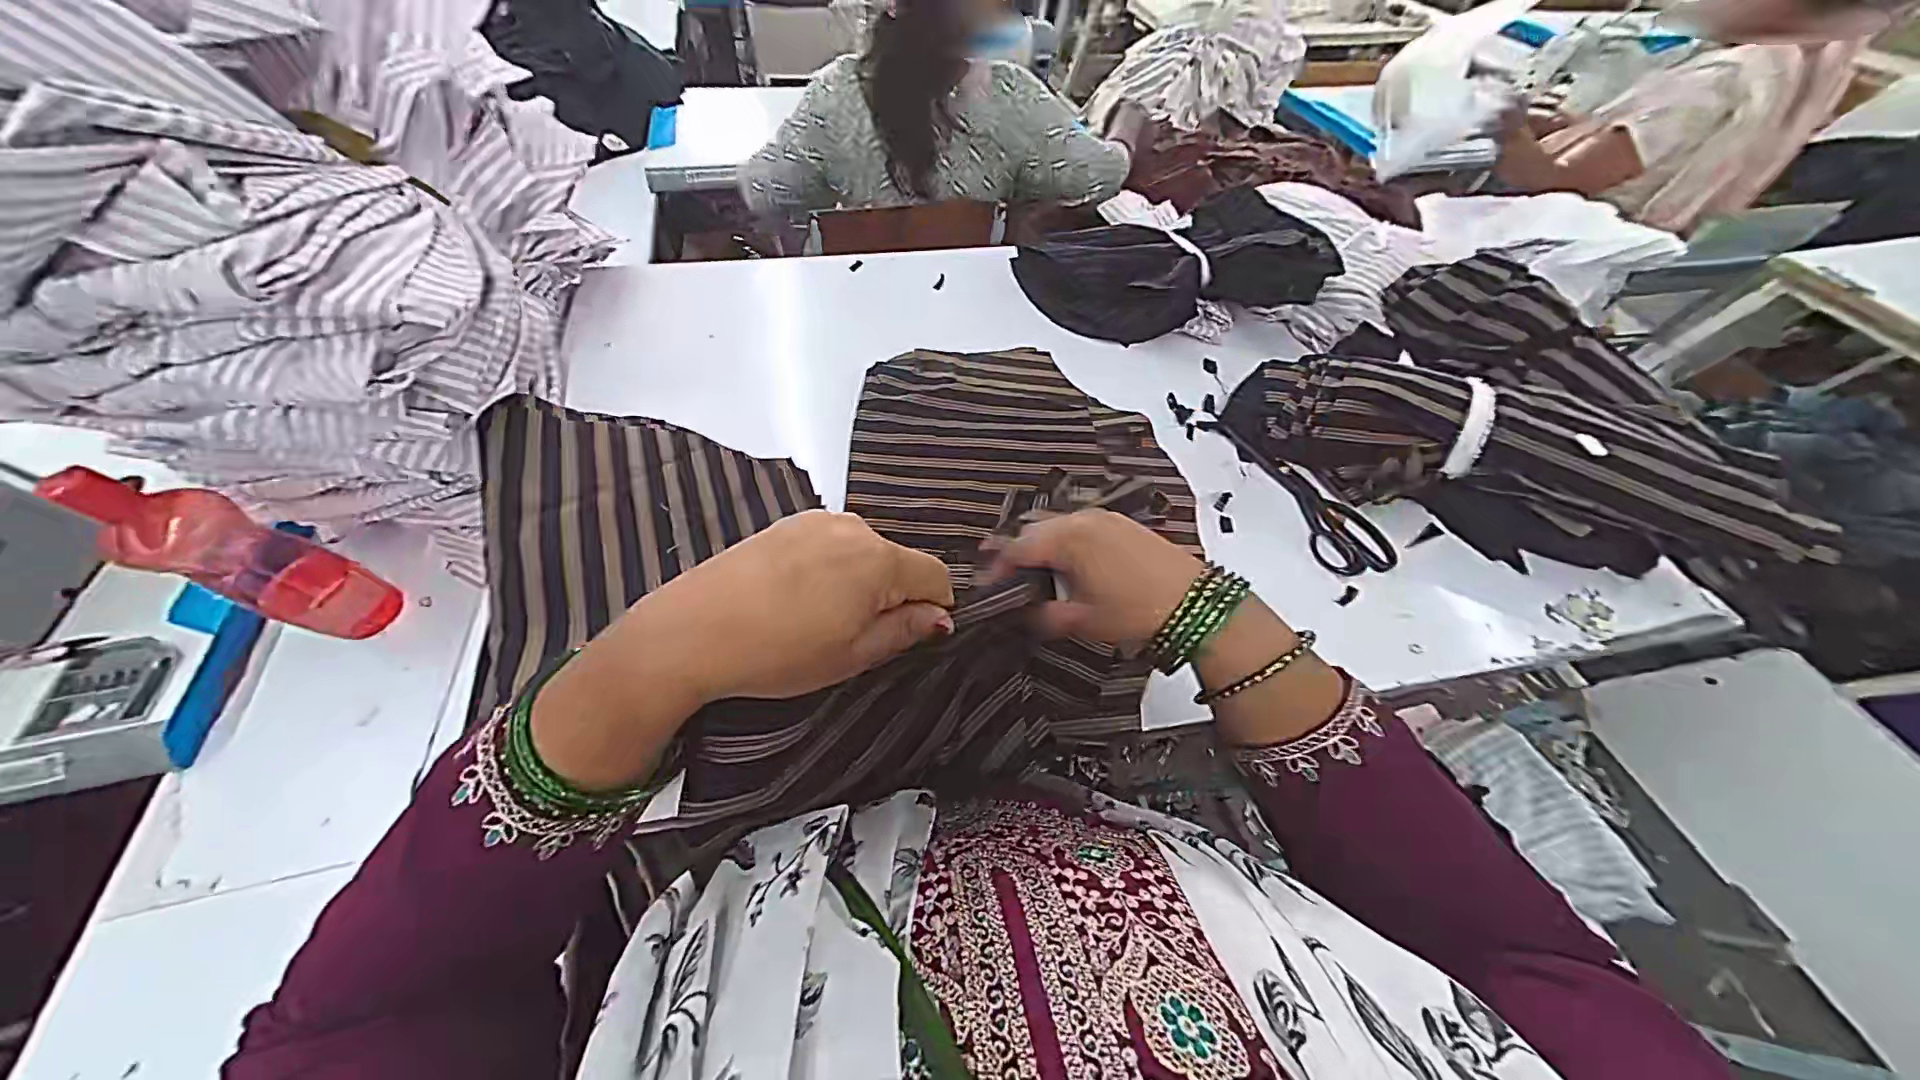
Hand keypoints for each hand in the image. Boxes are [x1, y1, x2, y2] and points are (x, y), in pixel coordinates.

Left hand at [635, 510, 955, 701]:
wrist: (692, 632)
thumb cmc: (772, 650)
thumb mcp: (853, 655)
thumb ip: (905, 630)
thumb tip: (937, 618)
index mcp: (878, 560)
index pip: (935, 575)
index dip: (932, 607)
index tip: (914, 630)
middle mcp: (852, 529)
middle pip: (899, 561)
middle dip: (891, 594)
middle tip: (855, 634)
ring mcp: (816, 521)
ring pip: (864, 552)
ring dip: (858, 581)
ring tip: (818, 618)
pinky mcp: (788, 524)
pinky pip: (831, 544)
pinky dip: (829, 569)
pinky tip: (798, 599)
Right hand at [982, 509, 1204, 649]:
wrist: (1194, 604)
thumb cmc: (1139, 611)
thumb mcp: (1081, 620)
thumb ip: (1042, 615)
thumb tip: (1025, 613)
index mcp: (1067, 539)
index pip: (1016, 549)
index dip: (997, 569)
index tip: (989, 586)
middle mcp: (1083, 519)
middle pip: (1033, 531)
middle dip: (1015, 553)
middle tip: (1004, 576)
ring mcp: (1105, 518)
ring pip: (1057, 526)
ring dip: (1040, 545)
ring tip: (1033, 570)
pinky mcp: (1121, 524)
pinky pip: (1080, 526)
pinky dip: (1065, 541)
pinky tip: (1067, 562)